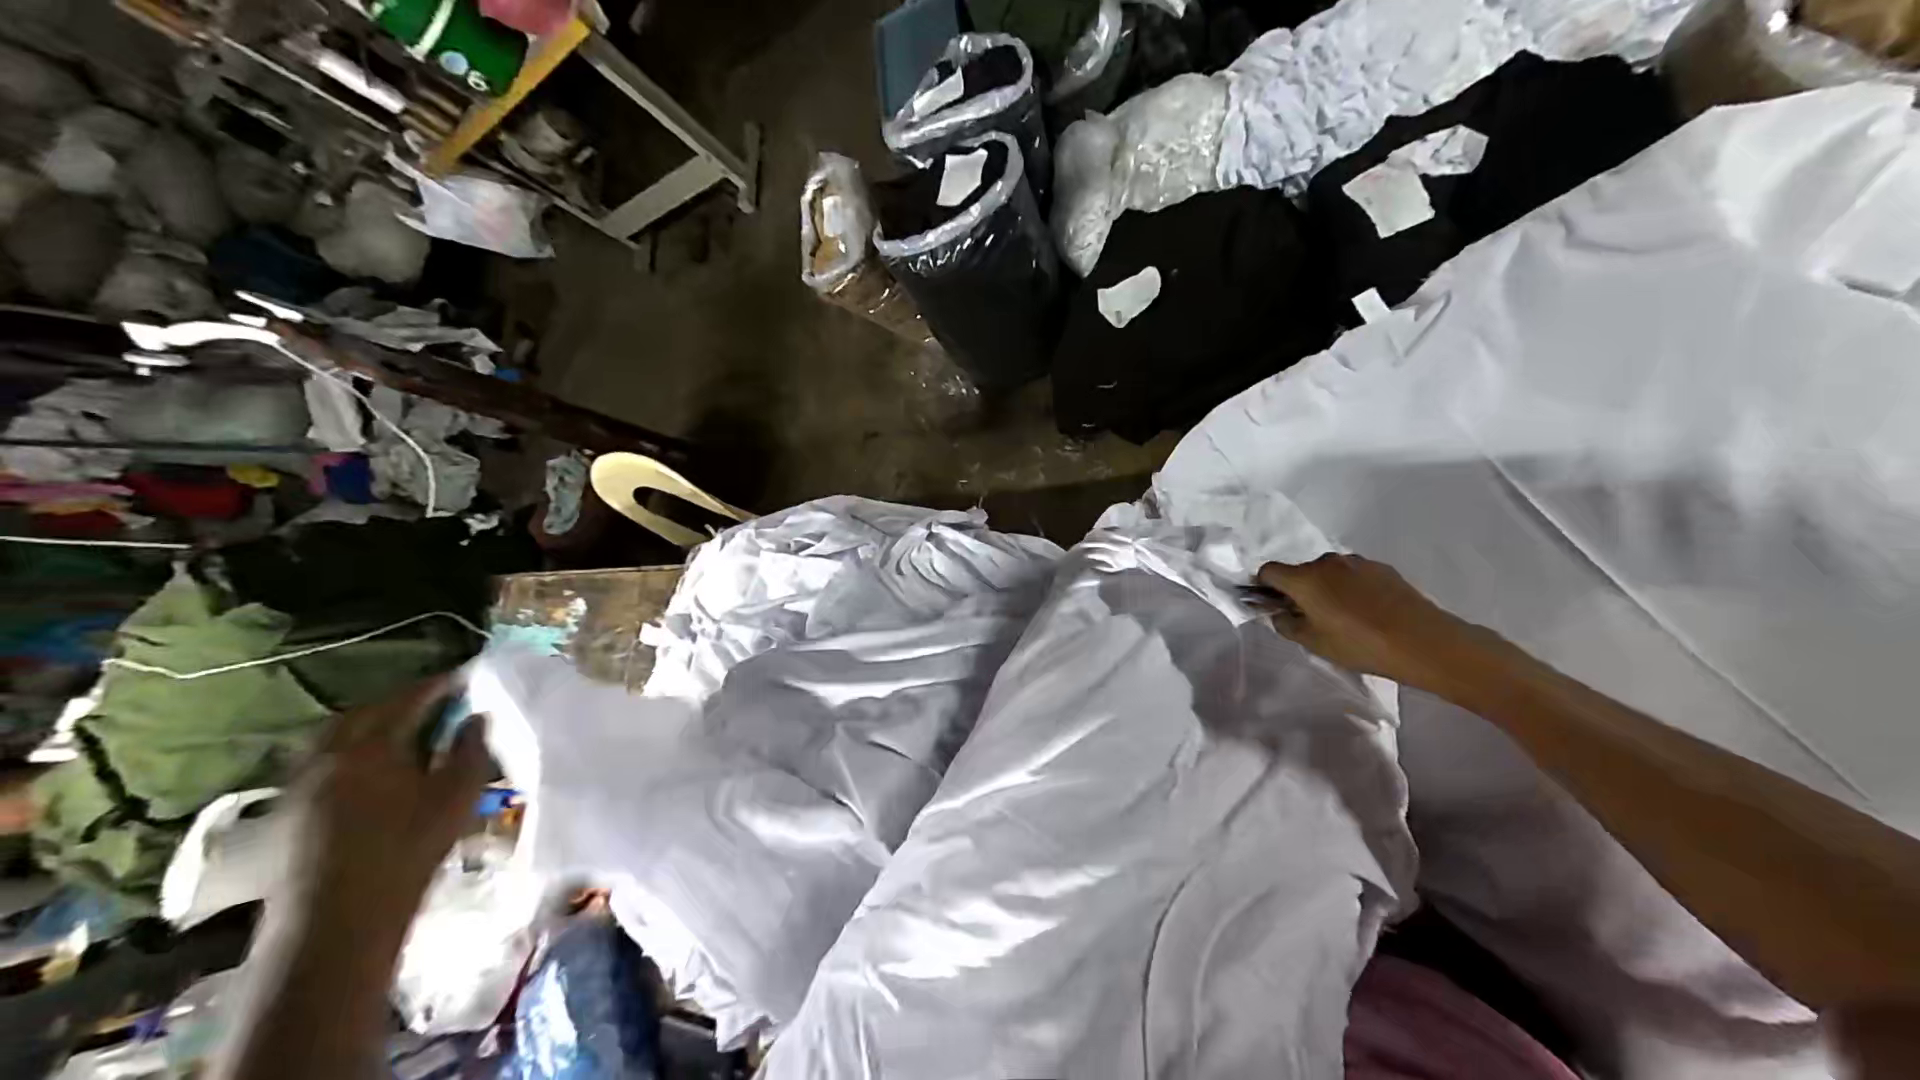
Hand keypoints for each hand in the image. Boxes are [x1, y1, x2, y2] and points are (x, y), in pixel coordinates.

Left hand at [277, 676, 493, 943]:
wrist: (339, 919)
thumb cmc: (408, 849)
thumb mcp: (457, 796)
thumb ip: (470, 749)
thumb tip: (477, 716)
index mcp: (371, 745)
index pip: (409, 700)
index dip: (438, 686)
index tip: (463, 678)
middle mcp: (329, 755)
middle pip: (364, 713)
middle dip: (399, 701)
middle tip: (432, 701)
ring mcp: (302, 783)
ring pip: (335, 736)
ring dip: (369, 724)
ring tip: (400, 729)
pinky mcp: (291, 810)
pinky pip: (321, 760)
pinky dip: (348, 750)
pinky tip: (369, 766)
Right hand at [1257, 555, 1485, 690]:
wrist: (1424, 641)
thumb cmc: (1360, 644)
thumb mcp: (1314, 643)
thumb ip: (1286, 624)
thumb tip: (1279, 613)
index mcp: (1304, 578)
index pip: (1268, 571)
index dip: (1265, 587)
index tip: (1274, 606)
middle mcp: (1327, 562)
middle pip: (1300, 571)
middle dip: (1299, 590)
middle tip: (1311, 617)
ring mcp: (1357, 562)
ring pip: (1329, 572)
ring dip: (1327, 588)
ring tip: (1344, 616)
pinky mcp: (1382, 568)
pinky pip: (1354, 575)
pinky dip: (1351, 588)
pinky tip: (1367, 611)